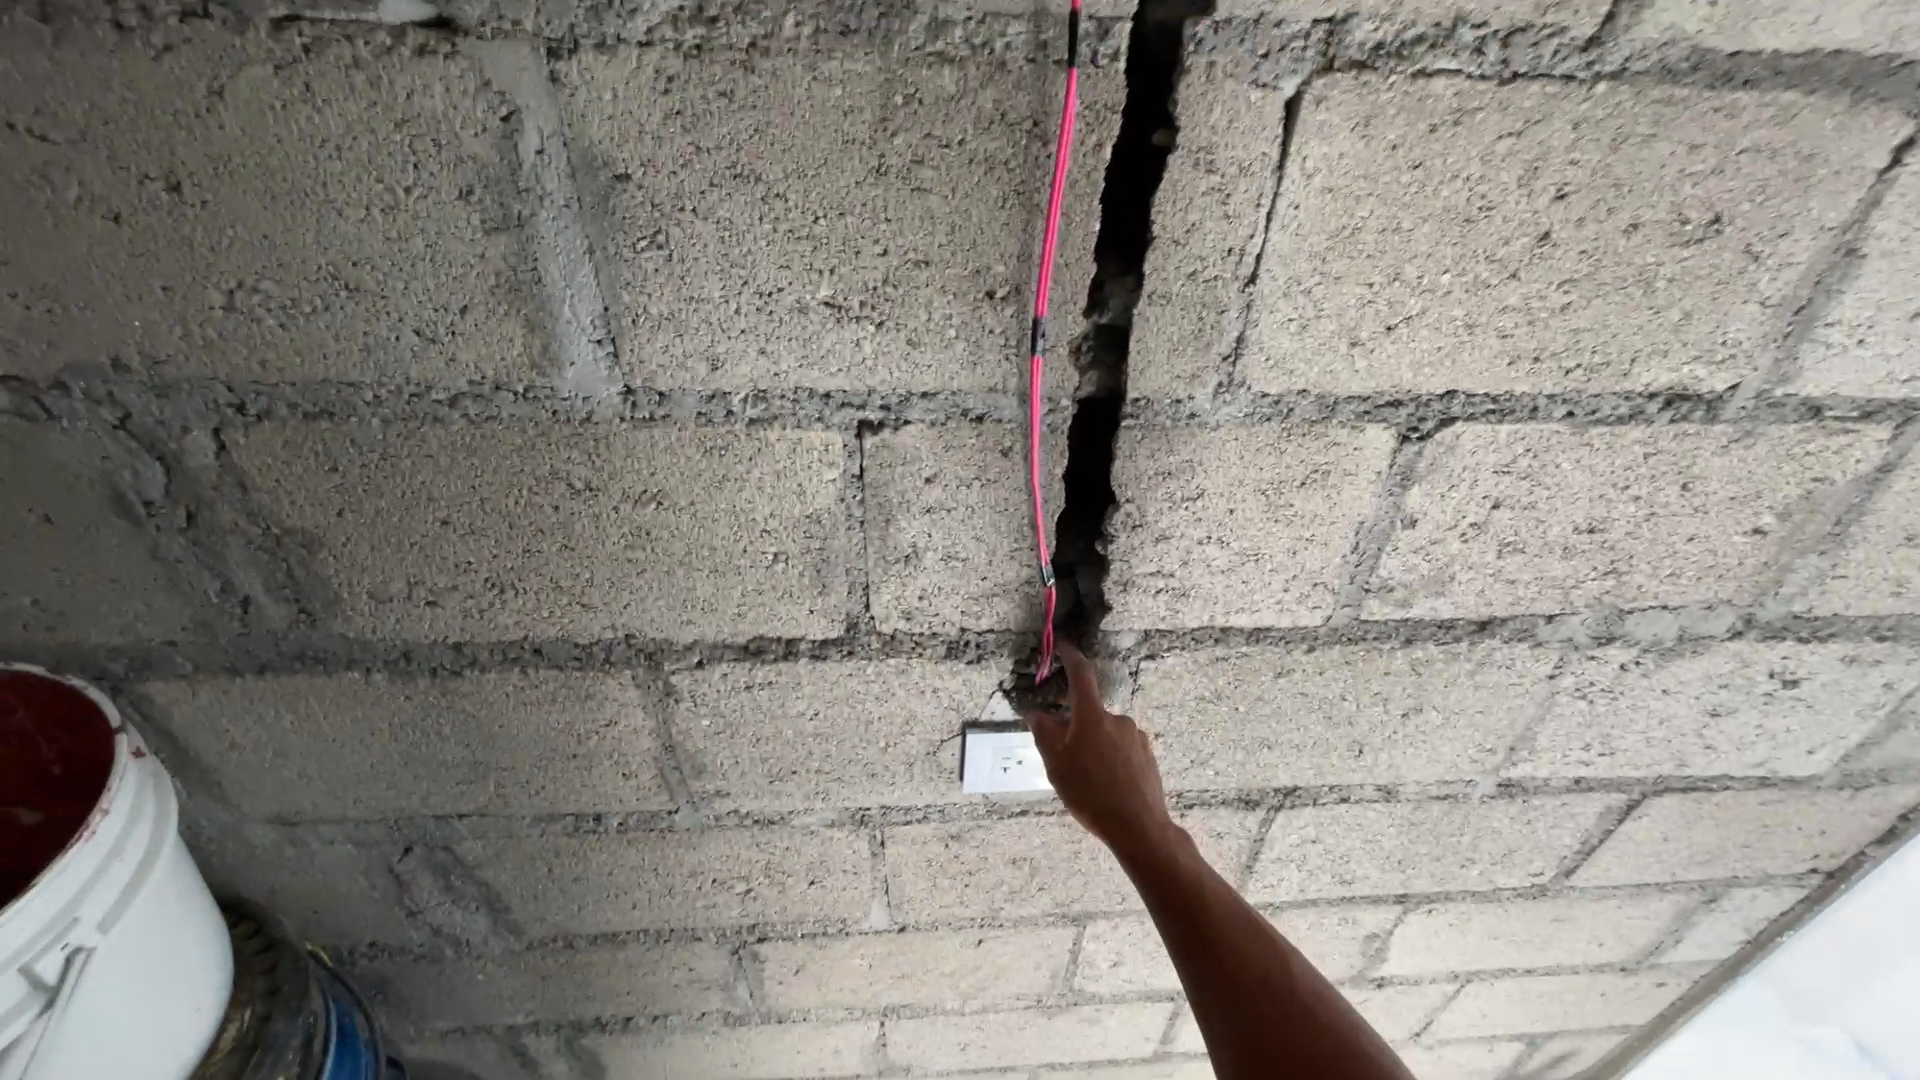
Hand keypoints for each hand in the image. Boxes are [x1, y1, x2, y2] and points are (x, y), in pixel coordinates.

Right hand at [1026, 642, 1176, 855]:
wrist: (1139, 827)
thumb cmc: (1090, 794)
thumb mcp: (1056, 765)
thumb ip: (1044, 734)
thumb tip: (1037, 713)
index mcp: (1093, 717)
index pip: (1081, 675)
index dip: (1070, 656)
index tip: (1062, 645)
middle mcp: (1118, 719)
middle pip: (1090, 713)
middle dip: (1075, 728)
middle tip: (1064, 758)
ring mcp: (1136, 737)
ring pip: (1105, 733)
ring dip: (1094, 746)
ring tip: (1087, 780)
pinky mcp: (1147, 755)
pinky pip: (1121, 748)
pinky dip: (1110, 758)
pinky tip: (1107, 785)